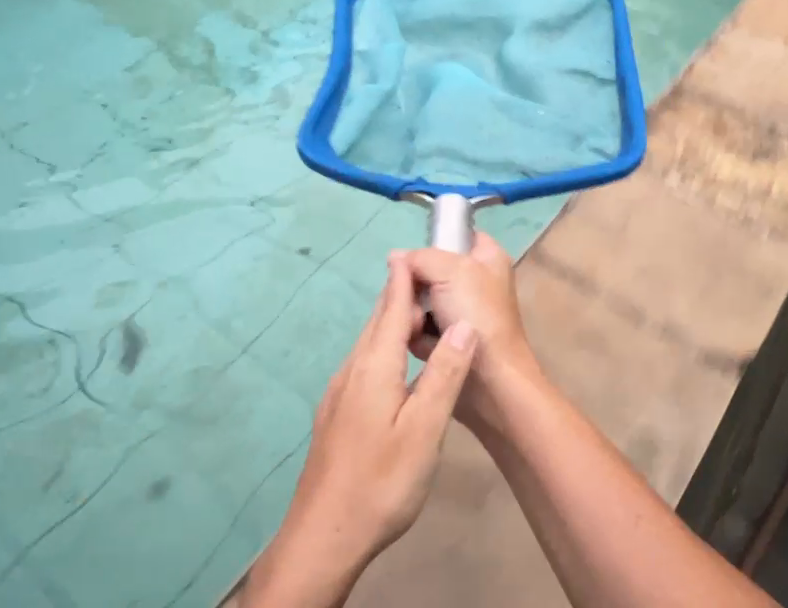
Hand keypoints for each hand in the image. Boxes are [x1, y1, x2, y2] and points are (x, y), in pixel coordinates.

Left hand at [242, 252, 478, 607]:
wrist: (324, 535)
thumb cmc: (381, 481)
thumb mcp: (424, 430)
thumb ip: (444, 376)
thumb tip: (464, 326)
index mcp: (373, 368)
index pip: (390, 311)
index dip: (402, 281)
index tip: (412, 253)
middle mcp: (351, 372)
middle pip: (376, 324)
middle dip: (398, 297)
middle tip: (425, 278)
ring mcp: (339, 395)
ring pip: (368, 346)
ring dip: (390, 323)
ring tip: (417, 316)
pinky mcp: (336, 415)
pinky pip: (362, 365)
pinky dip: (382, 349)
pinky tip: (394, 366)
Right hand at [405, 233, 540, 433]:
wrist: (492, 379)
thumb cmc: (478, 315)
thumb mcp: (451, 271)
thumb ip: (421, 258)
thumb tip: (395, 256)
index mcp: (487, 258)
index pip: (458, 234)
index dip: (435, 242)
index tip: (413, 259)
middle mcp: (477, 281)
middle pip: (432, 271)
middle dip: (416, 286)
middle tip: (410, 298)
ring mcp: (464, 312)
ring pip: (423, 301)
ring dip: (415, 315)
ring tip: (418, 326)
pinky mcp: (452, 339)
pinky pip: (424, 329)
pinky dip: (420, 337)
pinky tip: (422, 347)